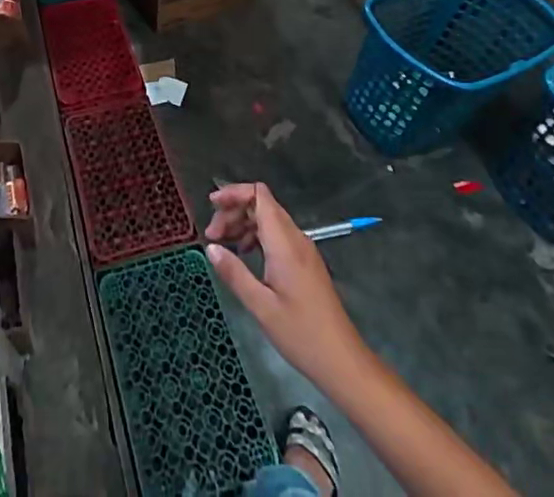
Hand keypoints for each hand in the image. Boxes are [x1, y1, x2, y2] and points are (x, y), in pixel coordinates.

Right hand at [205, 183, 366, 383]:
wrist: (342, 361)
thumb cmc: (301, 334)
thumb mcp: (260, 306)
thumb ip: (234, 272)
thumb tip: (211, 248)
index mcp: (285, 244)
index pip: (260, 196)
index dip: (234, 193)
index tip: (211, 206)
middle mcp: (296, 240)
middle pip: (262, 205)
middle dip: (233, 211)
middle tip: (212, 236)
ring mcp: (302, 251)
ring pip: (268, 220)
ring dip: (242, 224)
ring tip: (222, 244)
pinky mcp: (304, 263)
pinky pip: (276, 236)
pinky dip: (255, 236)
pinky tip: (243, 255)